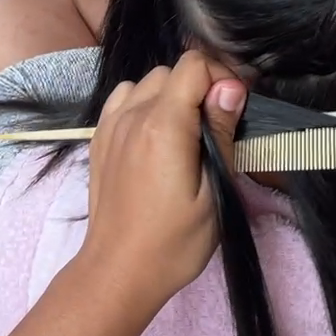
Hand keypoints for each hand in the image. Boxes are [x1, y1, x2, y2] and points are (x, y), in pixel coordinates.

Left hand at [78, 51, 245, 313]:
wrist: (118, 271)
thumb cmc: (174, 242)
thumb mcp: (213, 193)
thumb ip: (219, 133)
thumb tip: (231, 86)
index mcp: (162, 125)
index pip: (194, 65)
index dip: (222, 77)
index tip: (236, 109)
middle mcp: (132, 115)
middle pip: (172, 71)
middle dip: (200, 87)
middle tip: (216, 127)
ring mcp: (110, 124)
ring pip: (147, 81)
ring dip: (171, 95)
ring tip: (185, 132)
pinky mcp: (99, 138)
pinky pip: (124, 98)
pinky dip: (143, 103)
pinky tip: (154, 133)